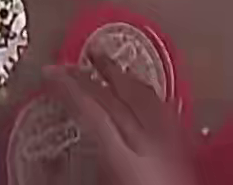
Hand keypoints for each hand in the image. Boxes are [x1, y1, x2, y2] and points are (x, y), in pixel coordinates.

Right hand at [48, 48, 197, 184]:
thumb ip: (84, 175)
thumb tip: (45, 169)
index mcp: (127, 164)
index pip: (92, 110)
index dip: (68, 87)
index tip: (50, 74)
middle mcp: (152, 144)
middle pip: (117, 96)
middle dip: (91, 74)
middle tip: (71, 59)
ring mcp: (173, 145)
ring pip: (144, 95)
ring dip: (120, 75)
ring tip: (103, 62)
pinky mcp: (187, 151)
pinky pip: (163, 107)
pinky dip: (145, 91)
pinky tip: (139, 90)